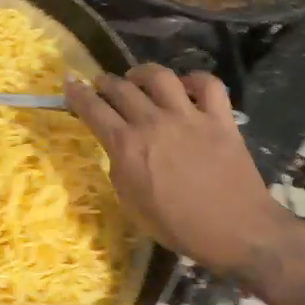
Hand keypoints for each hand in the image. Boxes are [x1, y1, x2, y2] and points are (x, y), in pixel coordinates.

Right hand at [64, 65, 289, 268]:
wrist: (235, 231)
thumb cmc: (176, 225)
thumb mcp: (130, 202)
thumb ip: (118, 167)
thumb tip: (119, 149)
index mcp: (126, 146)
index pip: (93, 109)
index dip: (77, 94)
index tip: (69, 84)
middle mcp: (154, 123)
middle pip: (121, 88)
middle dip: (105, 82)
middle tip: (102, 86)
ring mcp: (189, 118)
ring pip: (160, 76)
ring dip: (143, 73)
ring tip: (138, 78)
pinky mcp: (221, 120)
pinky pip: (209, 85)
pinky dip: (195, 80)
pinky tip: (186, 87)